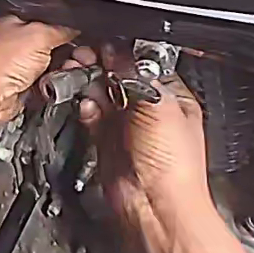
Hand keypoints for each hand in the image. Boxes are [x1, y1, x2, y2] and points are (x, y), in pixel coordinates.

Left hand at [0, 15, 76, 125]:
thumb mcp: (40, 34)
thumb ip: (60, 30)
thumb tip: (72, 30)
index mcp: (12, 24)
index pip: (45, 24)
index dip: (64, 32)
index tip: (77, 40)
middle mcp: (11, 46)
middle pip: (49, 48)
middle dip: (64, 55)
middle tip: (75, 60)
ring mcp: (14, 69)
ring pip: (48, 70)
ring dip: (59, 73)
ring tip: (60, 73)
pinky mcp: (18, 90)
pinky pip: (43, 87)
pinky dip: (49, 87)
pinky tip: (50, 86)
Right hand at [74, 47, 210, 252]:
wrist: (155, 208)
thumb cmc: (173, 166)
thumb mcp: (158, 106)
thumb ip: (135, 75)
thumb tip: (117, 52)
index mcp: (173, 99)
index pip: (143, 64)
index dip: (123, 52)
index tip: (103, 44)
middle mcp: (150, 112)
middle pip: (119, 77)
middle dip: (101, 66)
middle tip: (84, 57)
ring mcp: (127, 128)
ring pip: (103, 95)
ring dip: (89, 84)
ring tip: (80, 76)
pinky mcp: (107, 144)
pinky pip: (92, 117)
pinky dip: (86, 109)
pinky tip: (86, 106)